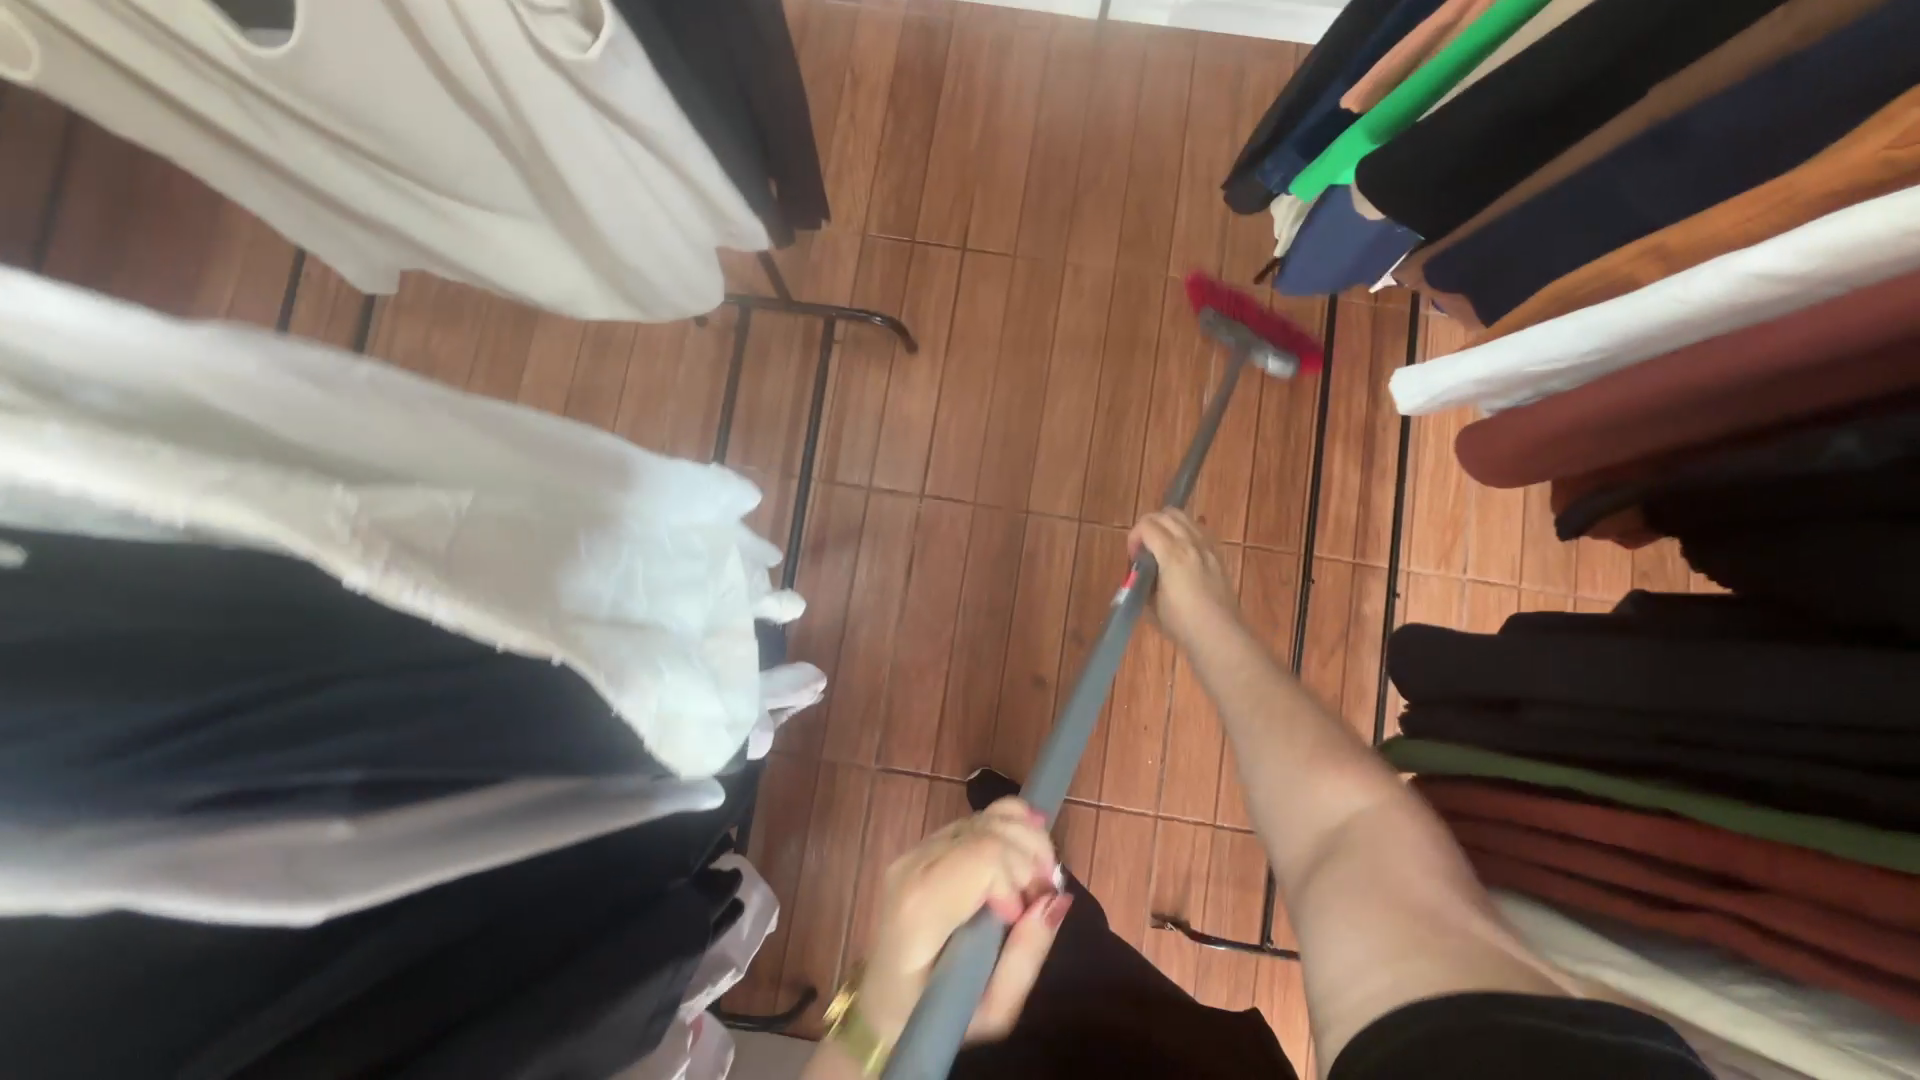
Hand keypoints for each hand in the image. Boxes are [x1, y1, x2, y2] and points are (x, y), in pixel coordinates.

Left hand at [857, 798, 1070, 1045]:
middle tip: (1042, 893)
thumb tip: (1057, 899)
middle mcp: (914, 866)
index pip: (984, 856)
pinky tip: (1023, 856)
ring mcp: (915, 851)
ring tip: (1034, 879)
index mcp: (922, 909)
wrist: (884, 1004)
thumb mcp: (991, 1013)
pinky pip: (976, 820)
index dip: (1017, 875)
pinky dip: (1009, 831)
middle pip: (990, 830)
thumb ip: (1026, 956)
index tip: (1020, 914)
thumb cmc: (935, 1017)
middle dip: (1031, 855)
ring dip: (1025, 840)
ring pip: (986, 817)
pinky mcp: (924, 845)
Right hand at [1129, 509, 1239, 649]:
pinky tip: (1182, 553)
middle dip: (1148, 526)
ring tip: (1161, 548)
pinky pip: (1199, 531)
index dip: (1134, 537)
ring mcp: (1207, 548)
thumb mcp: (1151, 604)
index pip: (1146, 525)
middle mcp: (1191, 543)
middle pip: (1166, 514)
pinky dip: (1186, 533)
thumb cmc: (1181, 623)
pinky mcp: (1217, 556)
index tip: (1133, 559)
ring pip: (1185, 518)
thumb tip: (1141, 575)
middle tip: (1143, 550)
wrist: (1219, 634)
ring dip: (1168, 526)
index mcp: (1172, 553)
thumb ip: (1143, 582)